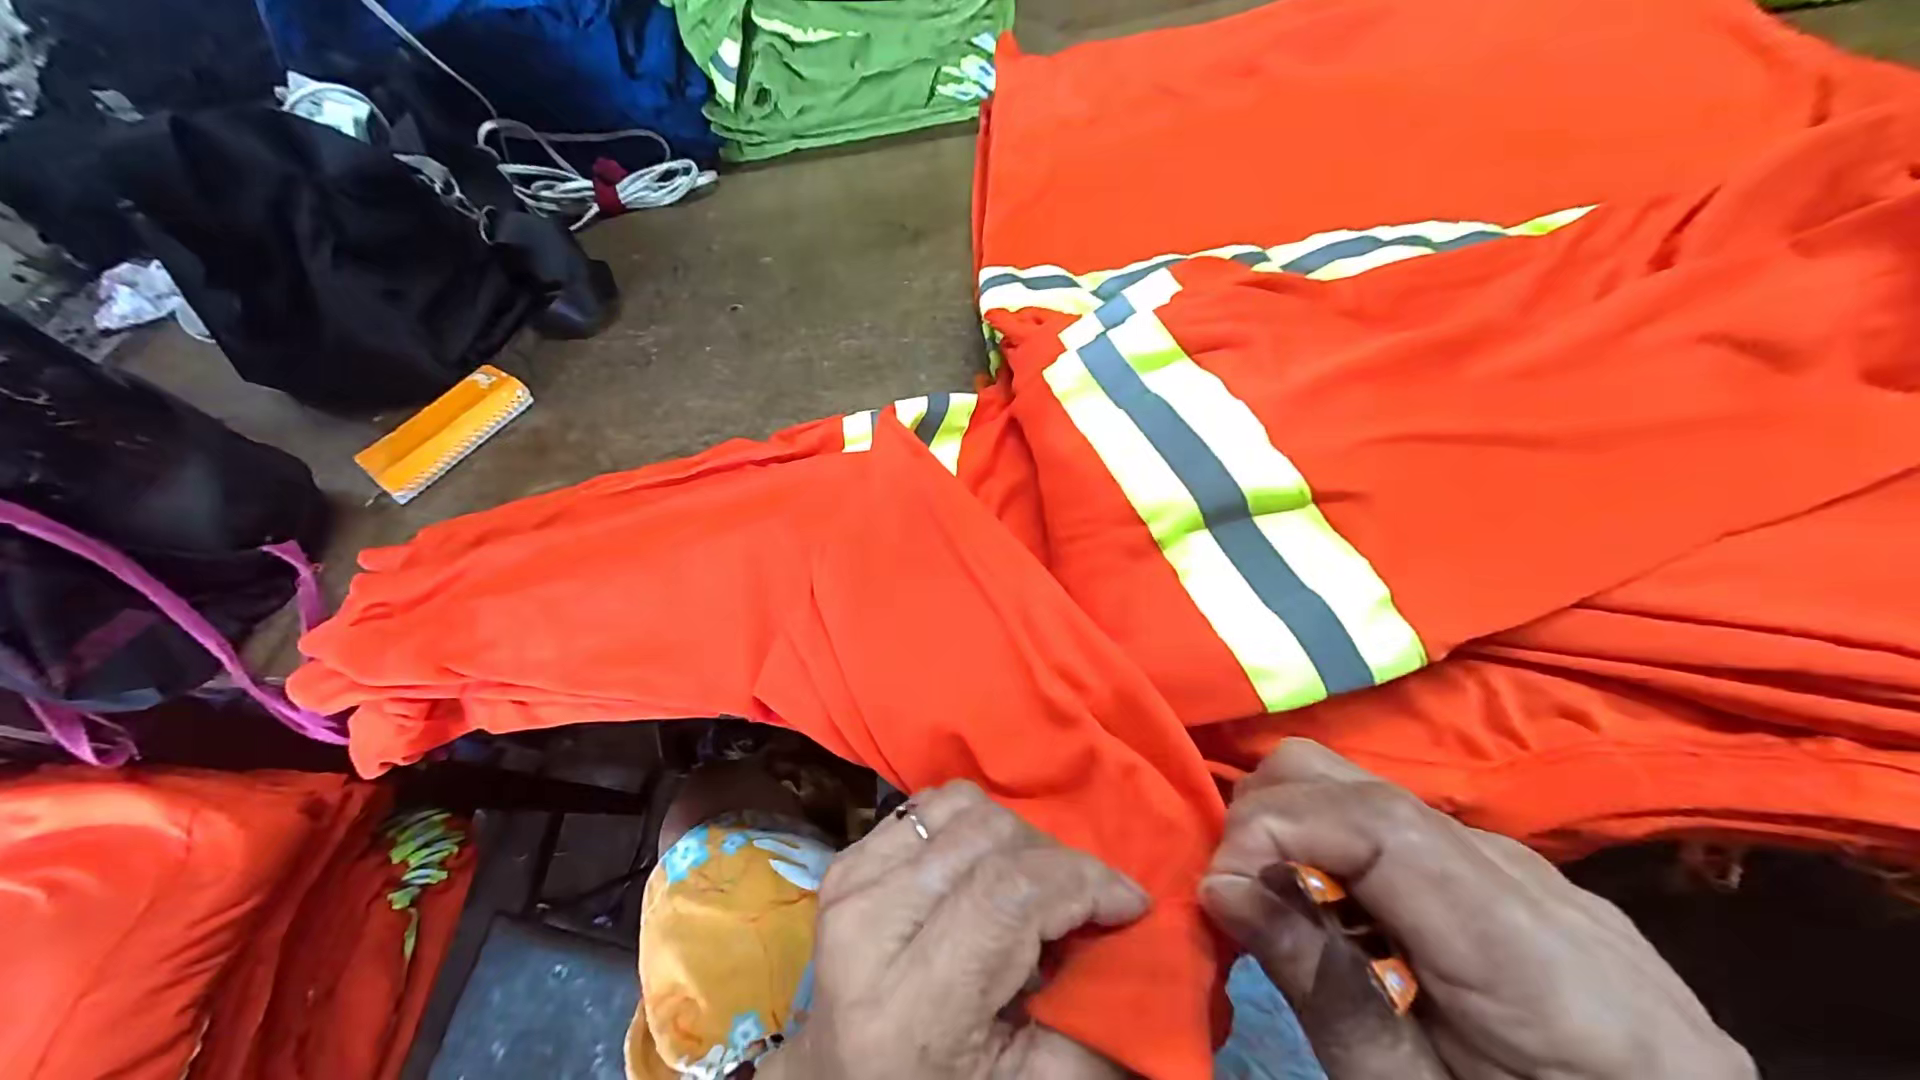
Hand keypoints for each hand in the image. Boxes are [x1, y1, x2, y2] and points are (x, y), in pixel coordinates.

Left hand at [759, 780, 1146, 1079]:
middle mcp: (867, 924)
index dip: (1083, 880)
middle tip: (1080, 905)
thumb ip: (1095, 1019)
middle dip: (1055, 861)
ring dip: (1015, 837)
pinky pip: (930, 805)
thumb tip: (1141, 935)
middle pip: (988, 838)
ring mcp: (849, 883)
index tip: (1131, 901)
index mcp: (910, 1004)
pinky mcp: (846, 860)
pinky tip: (984, 868)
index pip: (1009, 893)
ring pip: (962, 807)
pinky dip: (974, 824)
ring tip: (1031, 886)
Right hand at [1200, 739, 1755, 1079]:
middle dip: (1266, 819)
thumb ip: (1327, 993)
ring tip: (1289, 915)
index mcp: (1530, 953)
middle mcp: (1524, 877)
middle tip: (1245, 903)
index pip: (1377, 822)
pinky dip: (1333, 848)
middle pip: (1353, 780)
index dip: (1273, 830)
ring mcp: (1520, 867)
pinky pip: (1393, 826)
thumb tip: (1221, 888)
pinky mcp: (1508, 874)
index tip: (1220, 891)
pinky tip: (1347, 923)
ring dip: (1293, 831)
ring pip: (1362, 790)